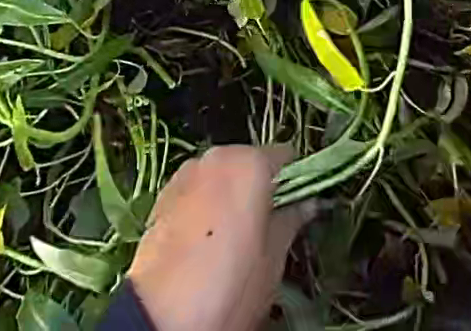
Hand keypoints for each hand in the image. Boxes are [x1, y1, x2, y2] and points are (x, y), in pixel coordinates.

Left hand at [126, 145, 310, 330]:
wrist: (162, 317)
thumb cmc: (229, 284)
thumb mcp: (273, 257)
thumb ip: (292, 219)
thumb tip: (307, 203)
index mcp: (249, 163)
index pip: (286, 156)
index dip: (297, 180)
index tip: (299, 206)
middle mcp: (216, 156)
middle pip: (250, 162)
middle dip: (261, 187)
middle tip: (267, 226)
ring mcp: (187, 171)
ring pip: (221, 174)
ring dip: (232, 194)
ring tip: (234, 237)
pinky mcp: (164, 191)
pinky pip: (197, 188)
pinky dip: (207, 203)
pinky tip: (207, 240)